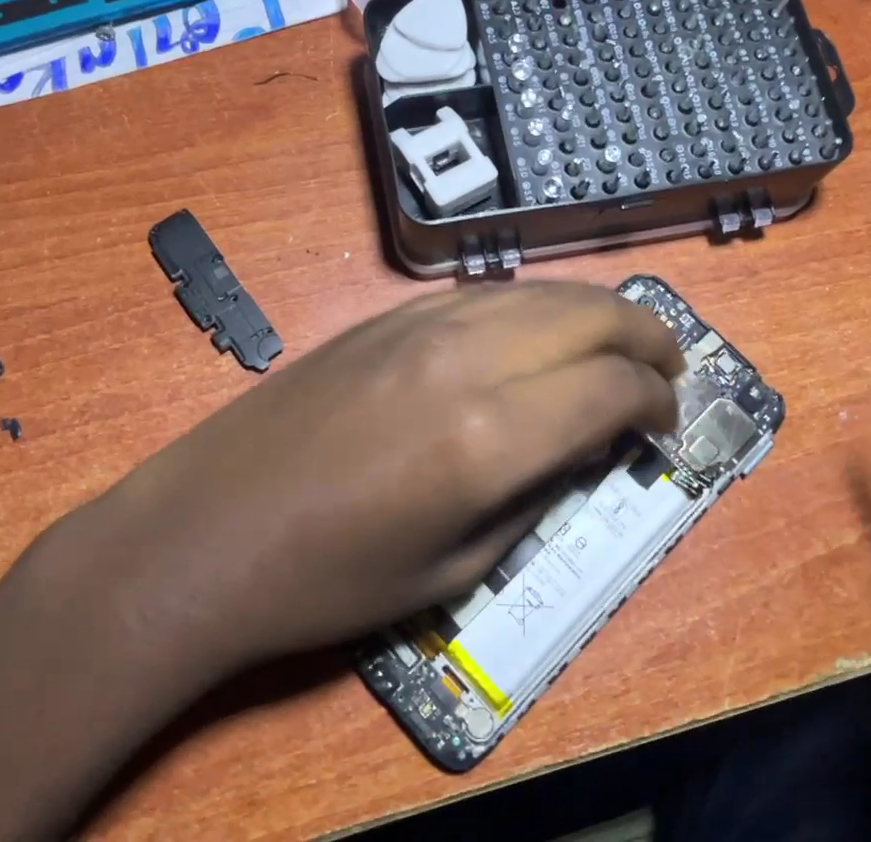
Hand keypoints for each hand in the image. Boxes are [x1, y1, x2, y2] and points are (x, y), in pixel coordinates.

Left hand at [109, 279, 683, 669]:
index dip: (658, 403)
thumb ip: (540, 493)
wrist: (204, 534)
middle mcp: (466, 357)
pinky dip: (533, 309)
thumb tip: (594, 444)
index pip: (614, 386)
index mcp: (491, 435)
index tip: (666, 426)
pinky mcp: (384, 316)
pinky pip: (485, 293)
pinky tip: (535, 340)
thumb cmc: (331, 580)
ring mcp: (420, 324)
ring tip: (615, 350)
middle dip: (647, 337)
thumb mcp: (456, 566)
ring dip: (593, 315)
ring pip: (540, 291)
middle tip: (665, 374)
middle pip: (591, 313)